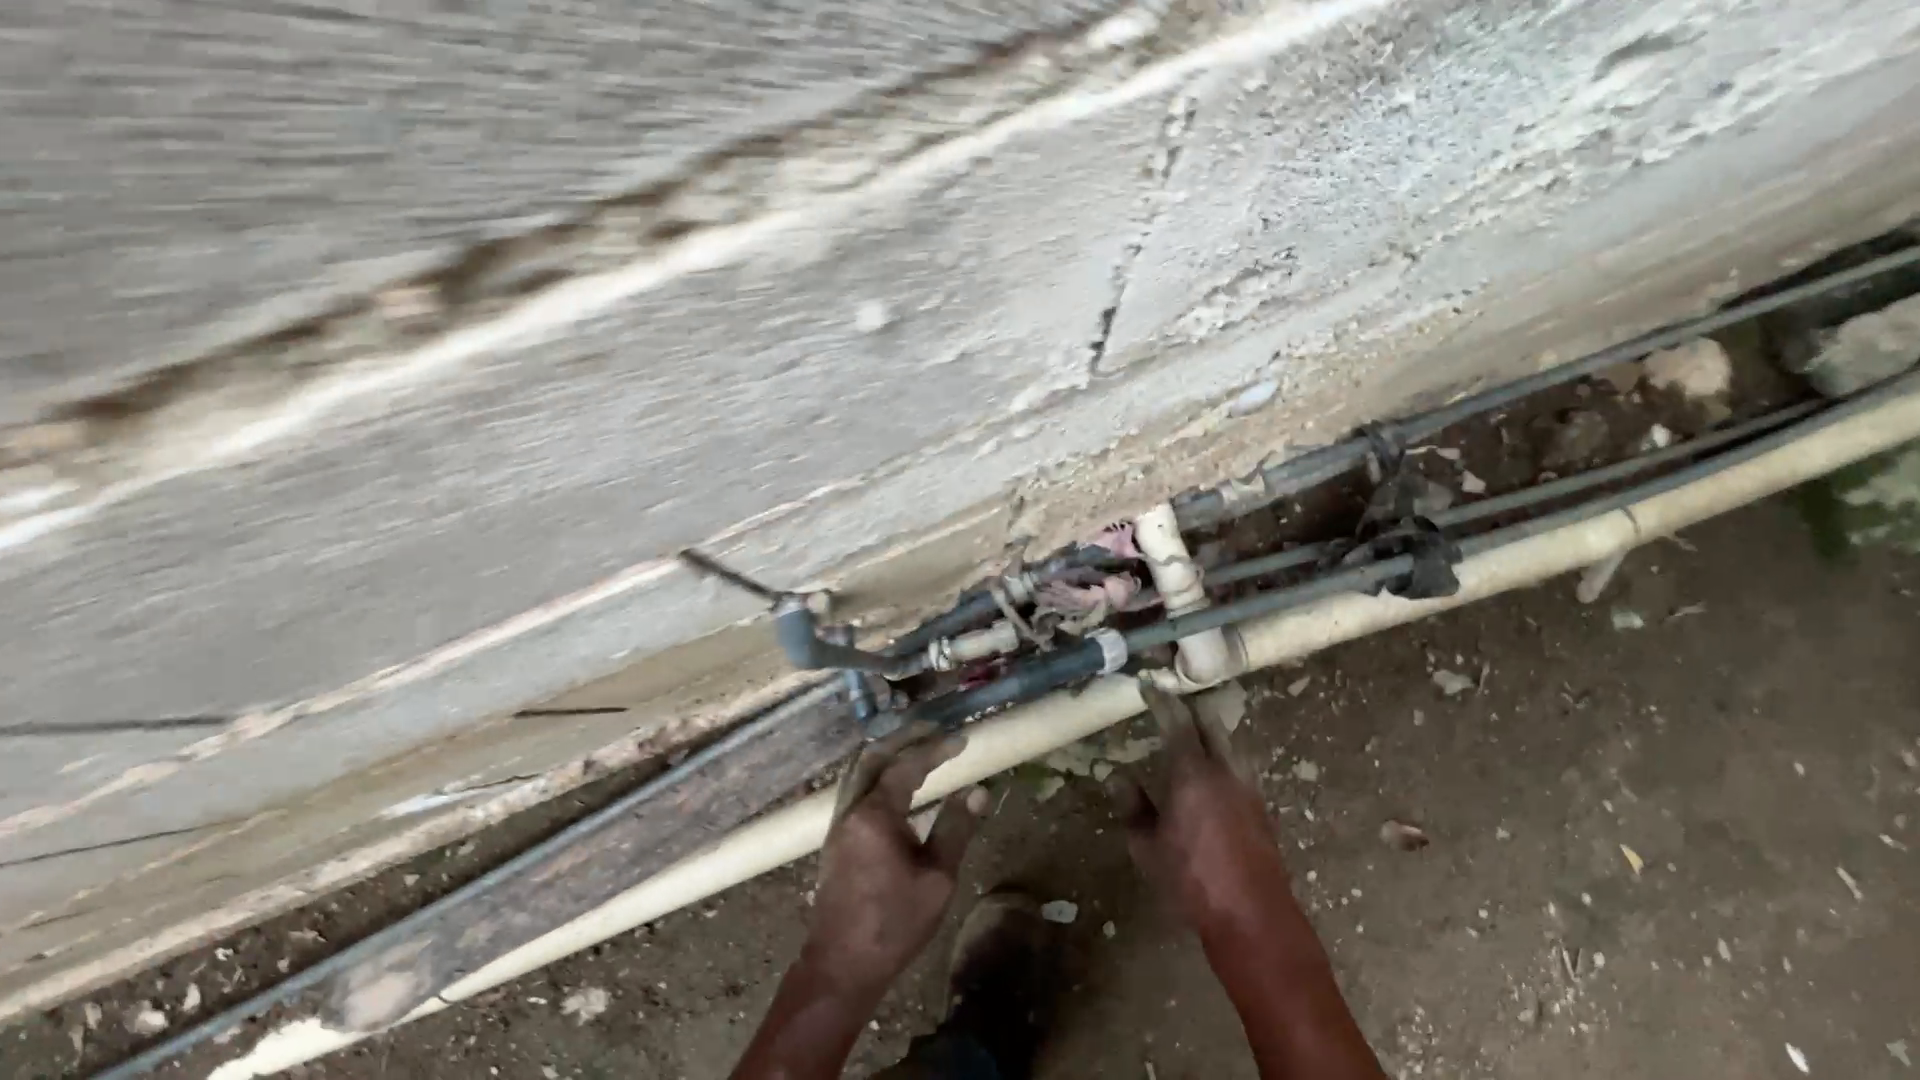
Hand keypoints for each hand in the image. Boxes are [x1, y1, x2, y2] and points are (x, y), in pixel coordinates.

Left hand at [805, 724, 989, 995]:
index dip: (935, 749)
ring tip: (917, 748)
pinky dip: (877, 774)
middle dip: (905, 739)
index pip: (906, 766)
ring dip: (887, 754)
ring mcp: (838, 824)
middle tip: (935, 730)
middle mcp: (851, 810)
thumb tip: (977, 792)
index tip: (962, 740)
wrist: (841, 964)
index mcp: (875, 814)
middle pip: (874, 758)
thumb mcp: (938, 878)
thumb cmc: (894, 924)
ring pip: (859, 772)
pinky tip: (895, 785)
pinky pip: (855, 789)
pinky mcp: (836, 840)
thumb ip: (956, 828)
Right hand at [1106, 684, 1292, 941]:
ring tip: (1192, 736)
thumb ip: (1133, 807)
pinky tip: (1212, 773)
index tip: (1148, 685)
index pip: (1176, 721)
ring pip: (1231, 742)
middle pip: (1212, 722)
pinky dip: (1223, 756)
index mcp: (1192, 773)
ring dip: (1211, 732)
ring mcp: (1249, 787)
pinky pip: (1240, 765)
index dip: (1160, 699)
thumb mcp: (1147, 847)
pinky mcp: (1262, 806)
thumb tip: (1119, 777)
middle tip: (1171, 705)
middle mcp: (1225, 770)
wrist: (1253, 916)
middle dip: (1191, 707)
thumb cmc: (1190, 881)